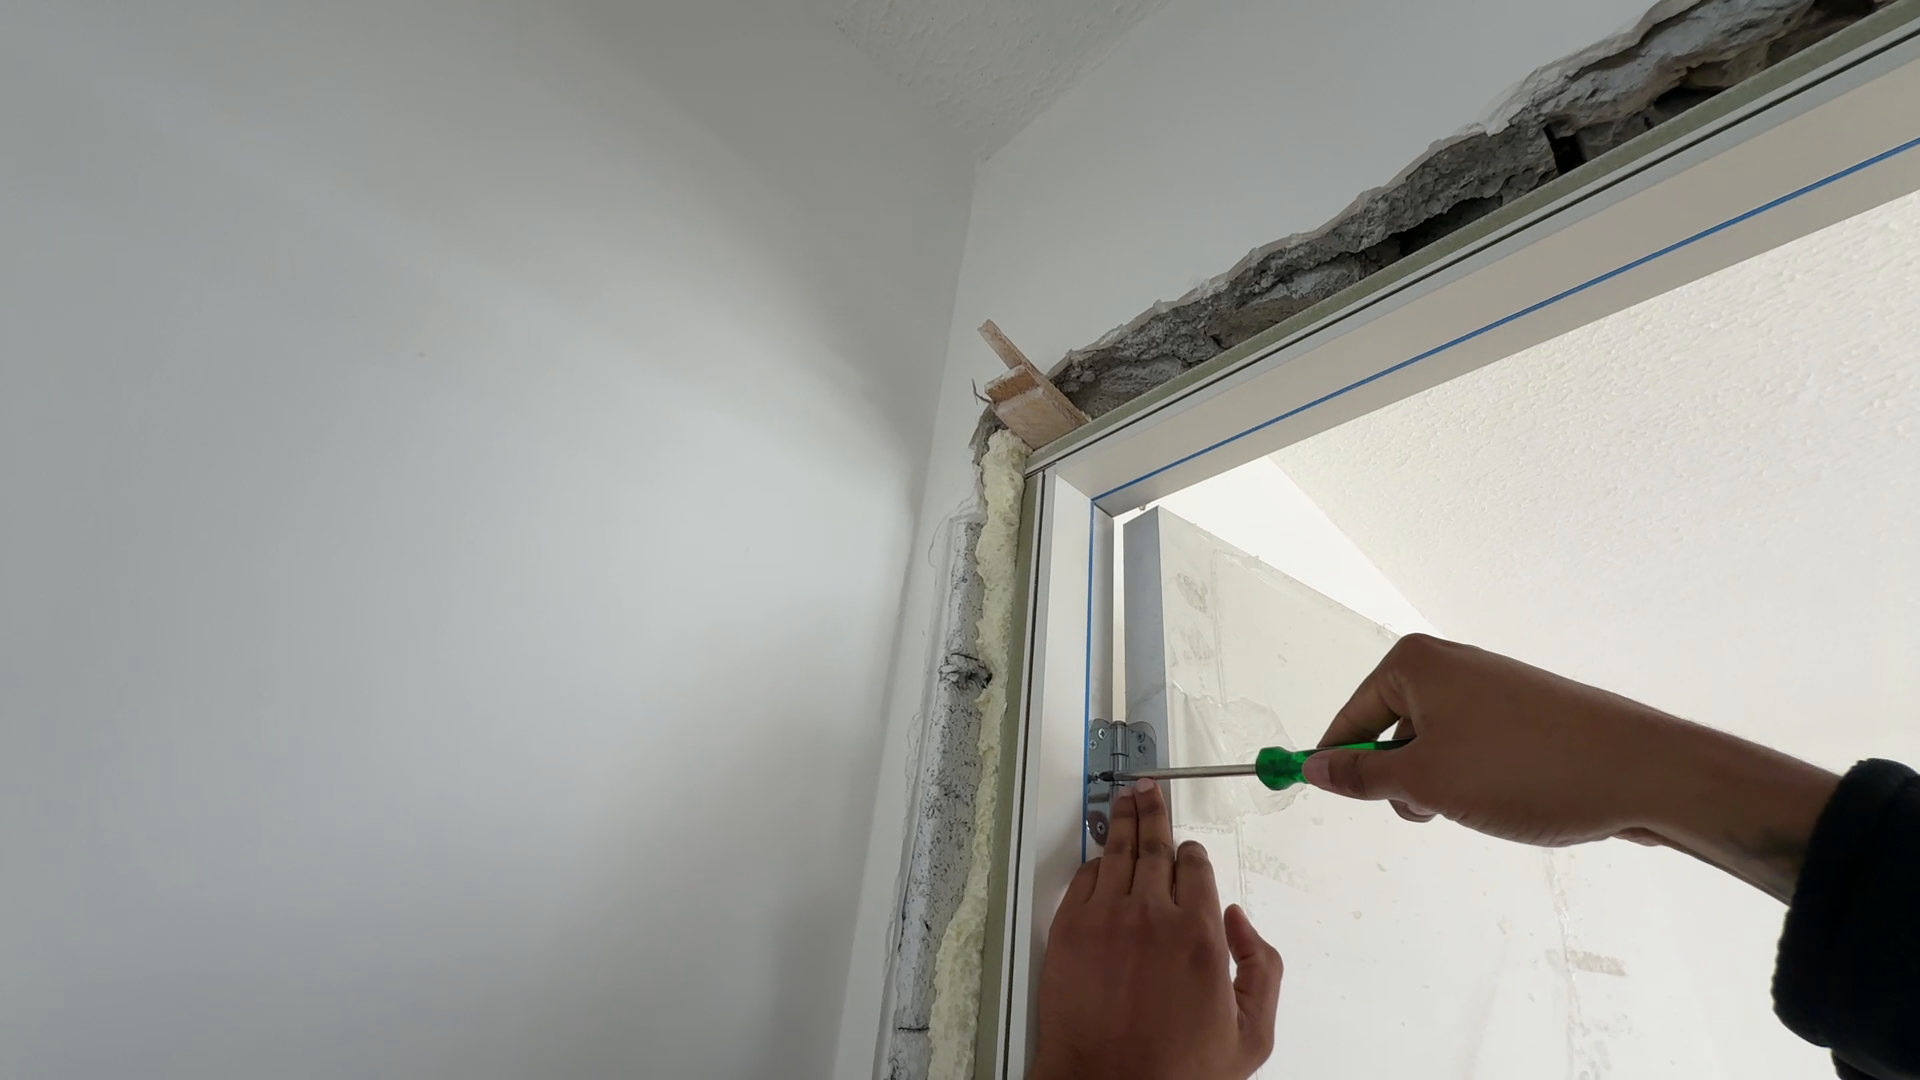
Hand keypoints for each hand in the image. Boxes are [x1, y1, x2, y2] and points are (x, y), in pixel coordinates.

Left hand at [1032, 778, 1281, 1079]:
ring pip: (1118, 849)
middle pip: (1155, 843)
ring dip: (1123, 816)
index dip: (1191, 854)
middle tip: (1149, 788)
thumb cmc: (1177, 1071)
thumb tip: (1238, 917)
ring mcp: (1107, 915)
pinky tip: (1100, 850)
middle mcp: (1152, 914)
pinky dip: (1096, 860)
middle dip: (1154, 811)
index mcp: (1199, 935)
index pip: (1195, 866)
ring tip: (1125, 795)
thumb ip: (1261, 968)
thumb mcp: (1250, 1035)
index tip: (1188, 851)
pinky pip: (1085, 875)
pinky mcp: (1070, 924)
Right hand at [1302, 634, 1838, 900]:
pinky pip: (1473, 743)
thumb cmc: (1522, 769)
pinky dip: (1475, 775)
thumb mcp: (1426, 781)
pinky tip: (1510, 796)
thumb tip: (1313, 768)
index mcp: (1413, 664)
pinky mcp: (1525, 709)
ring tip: (1480, 805)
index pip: (1350, 716)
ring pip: (1433, 742)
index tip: (1334, 795)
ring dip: (1439, 781)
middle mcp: (1447, 663)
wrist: (1653, 774)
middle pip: (1391, 728)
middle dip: (1402, 776)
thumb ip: (1359, 776)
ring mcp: (1490, 684)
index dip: (1339, 760)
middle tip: (1430, 808)